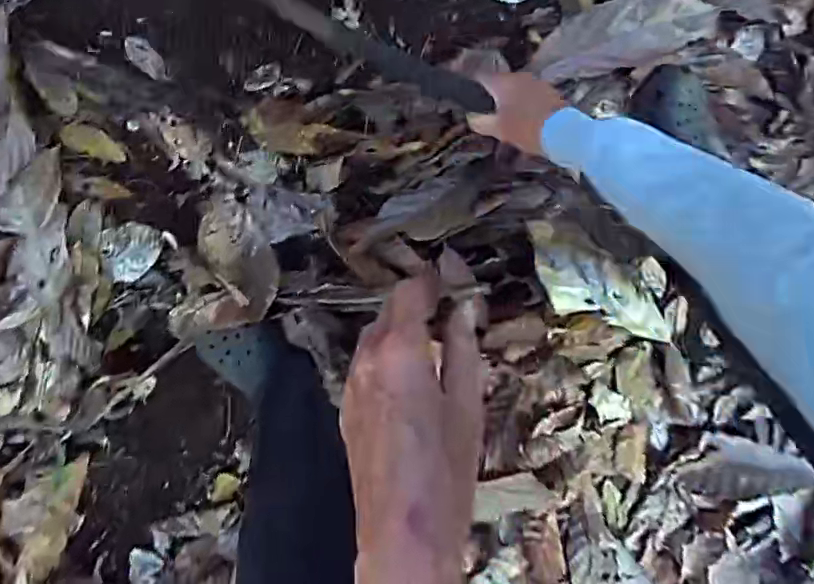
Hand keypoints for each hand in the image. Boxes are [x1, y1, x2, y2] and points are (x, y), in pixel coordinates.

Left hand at [341, 261, 483, 583]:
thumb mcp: (467, 407)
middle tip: (445, 307)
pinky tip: (407, 374)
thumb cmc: (444, 472)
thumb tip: (464, 309)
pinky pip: (365, 360)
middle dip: (415, 302)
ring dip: (398, 327)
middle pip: (388, 309)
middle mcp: (367, 356)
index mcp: (399, 350)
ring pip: (374, 333)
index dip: (430, 280)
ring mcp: (351, 380)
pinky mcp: (345, 403)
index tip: (449, 277)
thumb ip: (464, 349)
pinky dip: (385, 353)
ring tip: (430, 340)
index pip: (409, 292)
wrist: (401, 536)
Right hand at [469, 72, 566, 157]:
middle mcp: (519, 76)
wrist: (565, 133)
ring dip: (512, 98)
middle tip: (489, 111)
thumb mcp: (497, 129)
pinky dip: (527, 103)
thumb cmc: (526, 128)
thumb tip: (472, 117)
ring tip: (510, 116)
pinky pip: (532, 94)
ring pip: (518, 88)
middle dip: (494, 95)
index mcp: (502, 82)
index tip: (467, 94)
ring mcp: (538, 82)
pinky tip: (528, 117)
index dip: (471, 85)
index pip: (480, 77)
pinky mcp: (552, 91)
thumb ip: (480, 122)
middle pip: (500, 82)